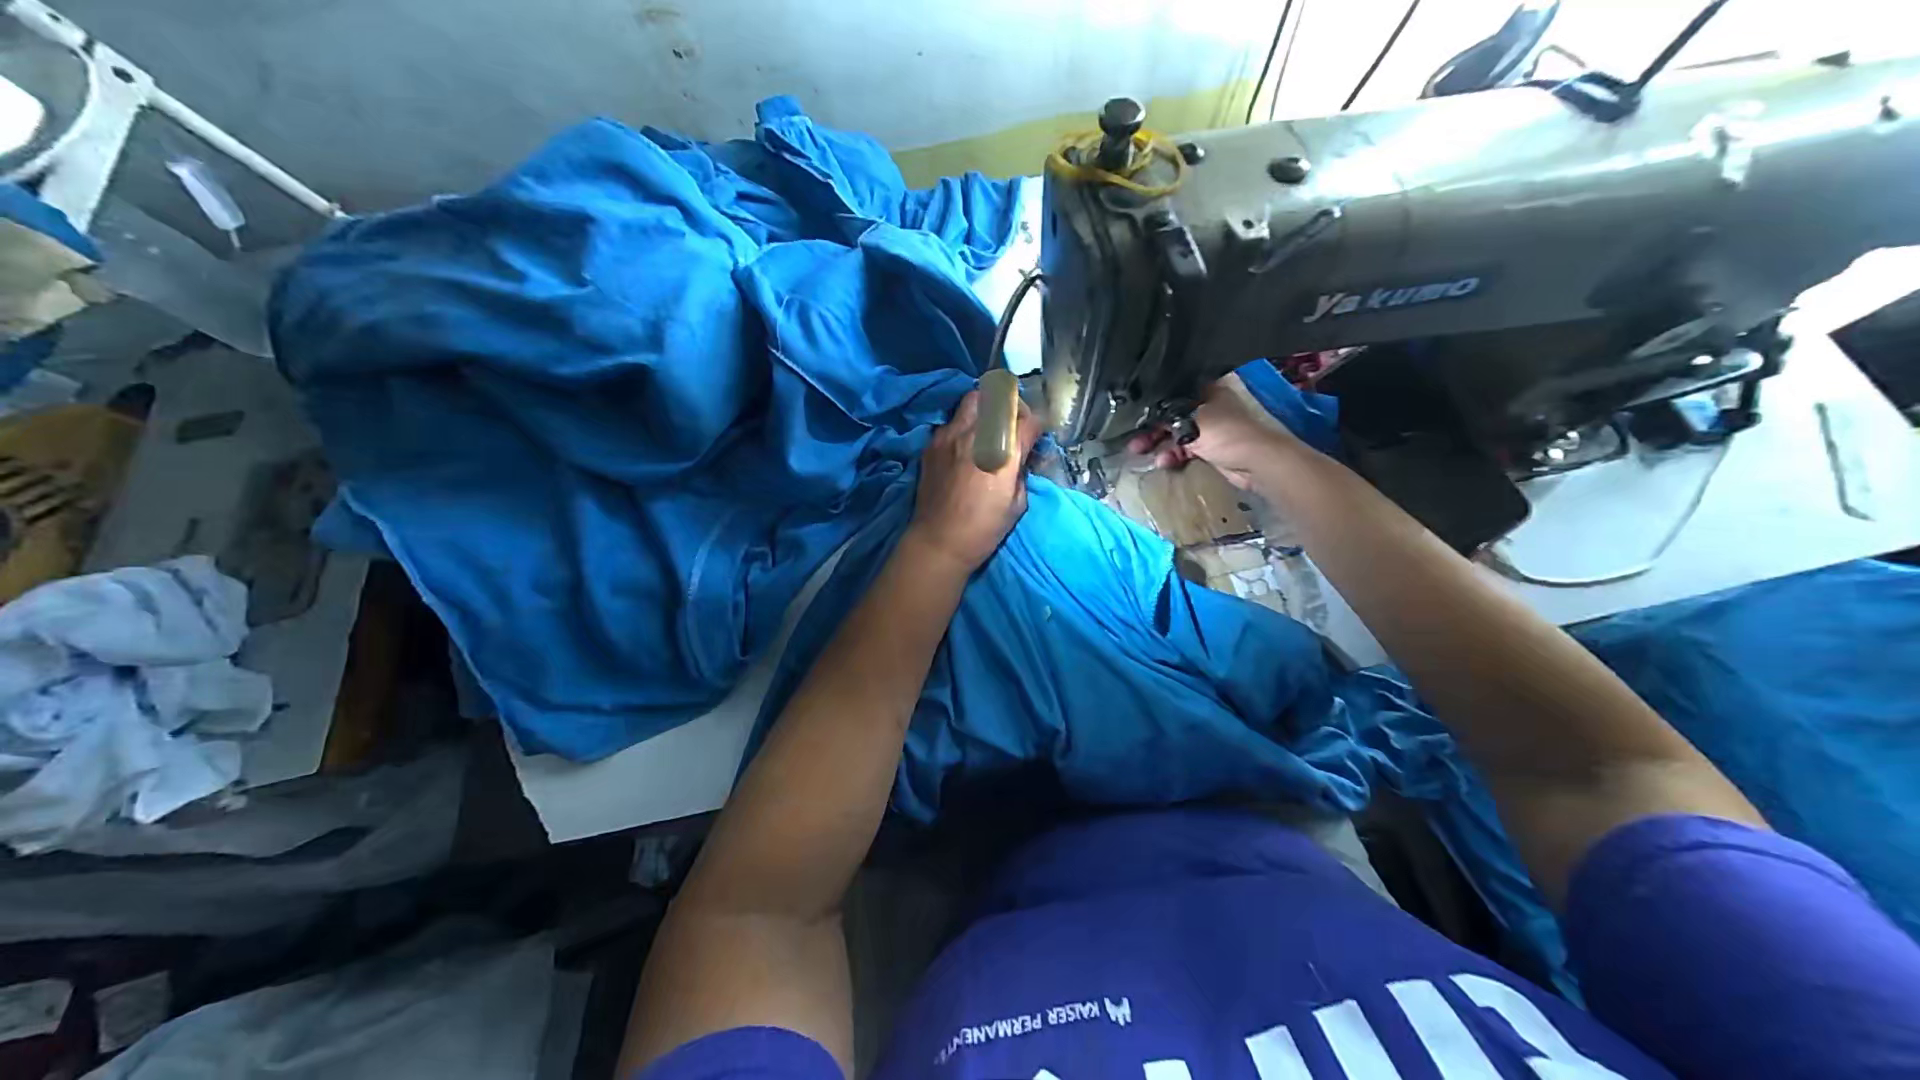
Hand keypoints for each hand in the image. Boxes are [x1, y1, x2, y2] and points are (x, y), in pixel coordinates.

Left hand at [903, 387, 1043, 573]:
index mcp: (1003, 453)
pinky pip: (951, 423)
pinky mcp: (932, 445)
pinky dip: (963, 429)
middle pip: (996, 396)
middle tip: (1011, 424)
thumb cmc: (983, 529)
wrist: (938, 542)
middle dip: (1008, 405)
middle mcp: (975, 436)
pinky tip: (964, 449)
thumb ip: (1020, 472)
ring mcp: (949, 436)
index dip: (1036, 425)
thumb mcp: (1017, 503)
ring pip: (971, 402)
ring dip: (984, 412)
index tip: (1036, 434)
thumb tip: (1020, 458)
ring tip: (987, 433)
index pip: (1028, 421)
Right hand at [1127, 373, 1299, 488]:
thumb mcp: (1191, 419)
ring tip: (1141, 453)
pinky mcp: (1209, 450)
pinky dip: (1173, 456)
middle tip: (1134, 441)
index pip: (1173, 394)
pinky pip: (1184, 451)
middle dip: (1152, 429)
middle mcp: (1207, 407)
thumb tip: (1148, 416)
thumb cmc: (1226, 433)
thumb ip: (1167, 416)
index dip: (1153, 405)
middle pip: (1171, 416)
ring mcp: (1209, 429)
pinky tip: (1163, 462)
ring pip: (1176, 435)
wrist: (1253, 463)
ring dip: (1159, 444)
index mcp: (1206, 391)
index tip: (1136, 417)